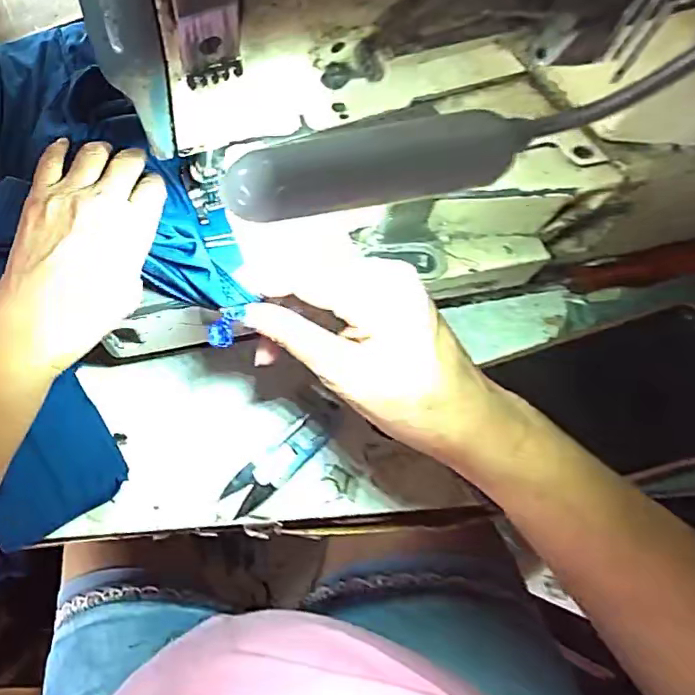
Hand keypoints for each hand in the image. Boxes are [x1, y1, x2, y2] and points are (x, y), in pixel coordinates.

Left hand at [0, 139, 166, 379]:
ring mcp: (70, 195)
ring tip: (100, 157)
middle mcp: (105, 203)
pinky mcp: (40, 196)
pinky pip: (52, 158)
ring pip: (94, 151)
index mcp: (134, 227)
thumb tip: (126, 250)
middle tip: (128, 167)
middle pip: (128, 160)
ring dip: (101, 152)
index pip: (153, 186)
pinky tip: (64, 148)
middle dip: (132, 162)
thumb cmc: (78, 316)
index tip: (146, 190)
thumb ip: (133, 259)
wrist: (33, 319)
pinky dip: (60, 149)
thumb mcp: (128, 291)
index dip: (151, 187)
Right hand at [242, 256, 543, 475]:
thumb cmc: (413, 403)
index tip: (229, 294)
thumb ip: (291, 334)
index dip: (261, 284)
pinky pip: (330, 294)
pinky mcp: (381, 294)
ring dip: (286, 313)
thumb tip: (249, 313)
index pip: (304, 275)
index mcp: (380, 288)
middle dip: (271, 302)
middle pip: (307, 276)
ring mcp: (384, 282)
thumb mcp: (342, 372)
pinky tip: (290, 340)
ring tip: (267, 347)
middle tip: (244, 327)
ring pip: (314, 286)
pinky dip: (307, 316)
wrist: (465, 420)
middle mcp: (383, 274)